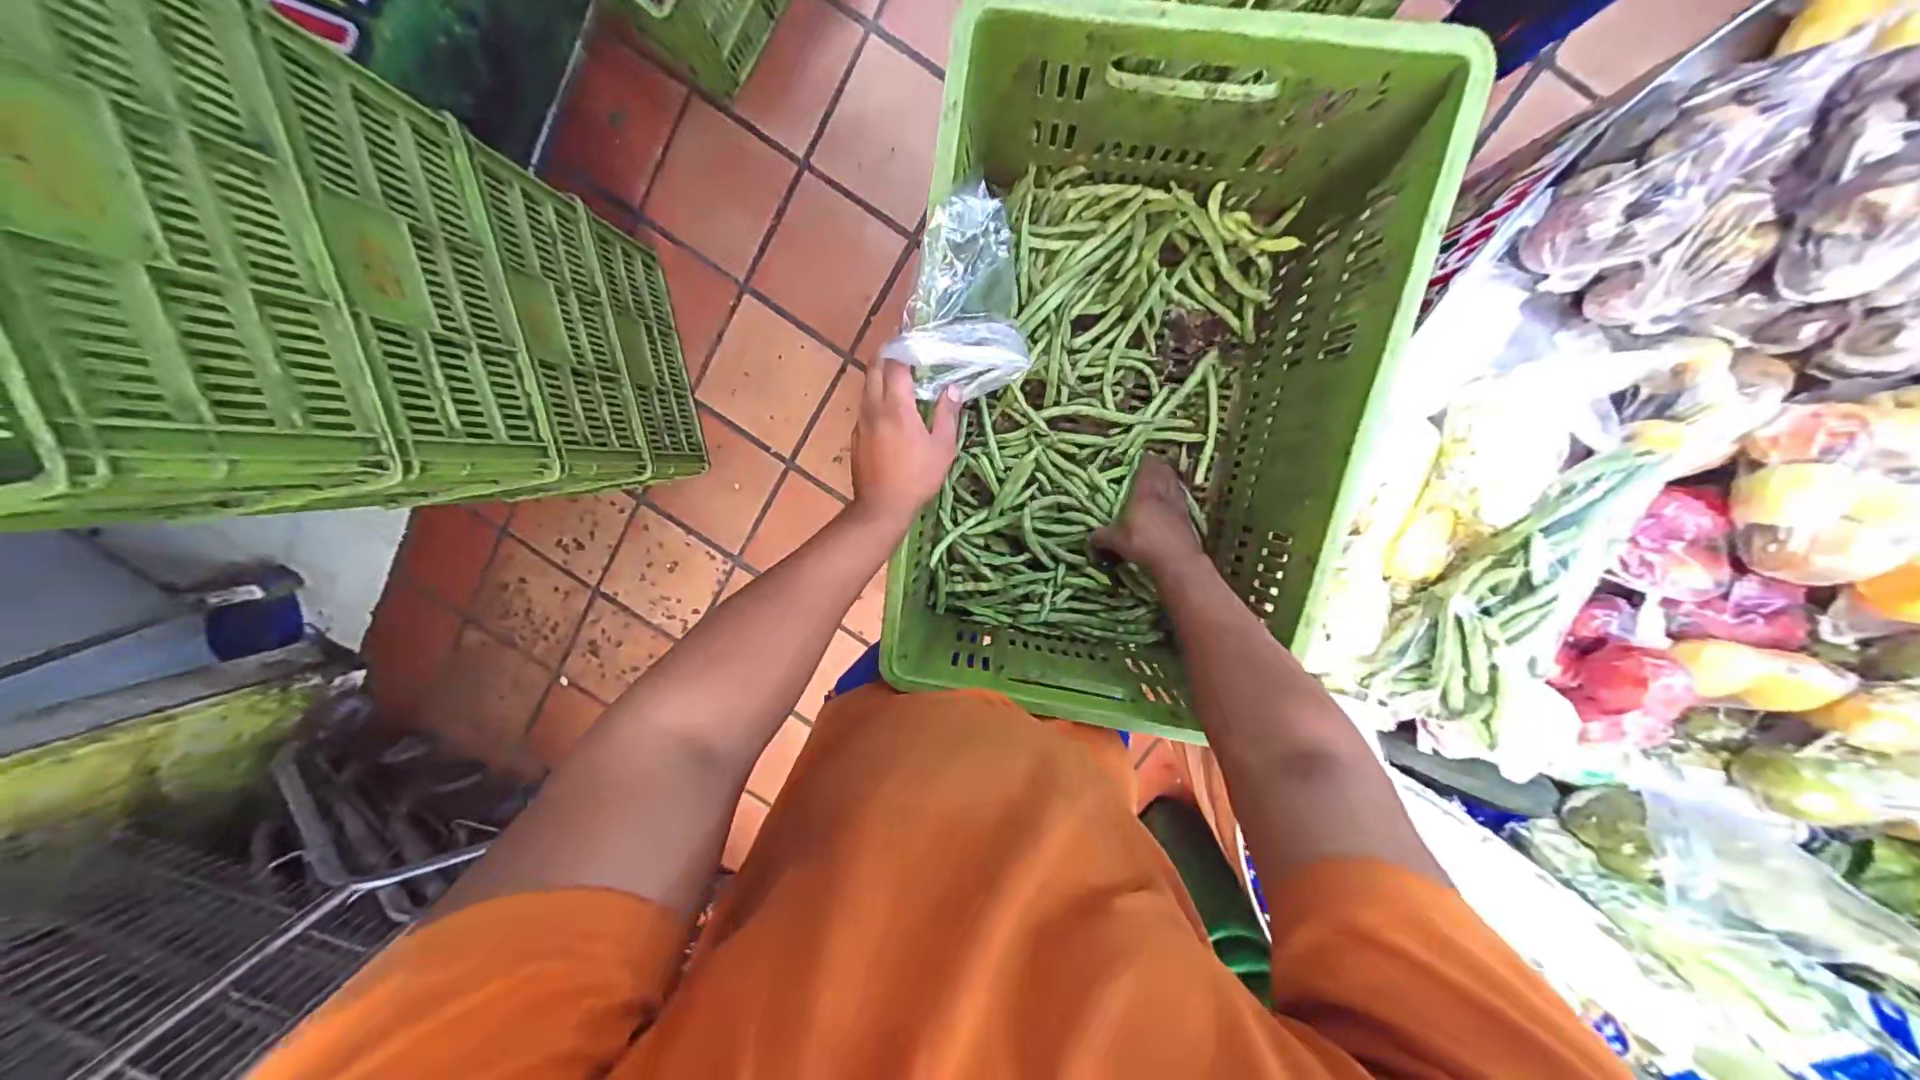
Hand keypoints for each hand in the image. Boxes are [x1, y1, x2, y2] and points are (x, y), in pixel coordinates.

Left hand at [851, 360, 959, 528]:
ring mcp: (861, 421)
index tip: (916, 336)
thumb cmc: (917, 478)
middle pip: (875, 367)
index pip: (896, 364)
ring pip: (868, 385)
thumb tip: (954, 387)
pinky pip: (866, 405)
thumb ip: (947, 414)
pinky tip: (892, 407)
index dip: (905, 346)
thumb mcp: (942, 447)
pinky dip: (877, 396)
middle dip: (889, 353)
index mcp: (896, 406)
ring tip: (901, 374)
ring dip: (882, 374)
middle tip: (906, 348)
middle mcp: (874, 407)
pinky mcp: (856, 435)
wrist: (881, 506)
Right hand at [1093, 456, 1204, 575]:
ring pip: (1175, 484)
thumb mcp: (1115, 541)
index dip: (1144, 459)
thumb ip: (1101, 537)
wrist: (1177, 561)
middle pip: (1164, 471)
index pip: (1148, 466)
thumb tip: (1090, 538)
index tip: (1139, 456)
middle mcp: (1163, 493)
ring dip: (1169, 480)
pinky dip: (1175, 497)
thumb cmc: (1143, 544)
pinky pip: (1181, 500)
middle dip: (1158, 466)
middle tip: (1150, 466)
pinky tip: (1171, 503)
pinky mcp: (1188, 519)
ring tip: (1162, 481)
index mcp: (1145, 491)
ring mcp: (1179, 505)